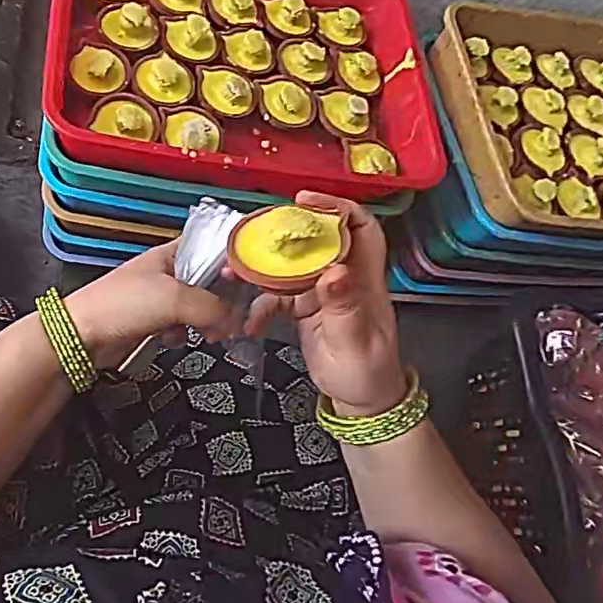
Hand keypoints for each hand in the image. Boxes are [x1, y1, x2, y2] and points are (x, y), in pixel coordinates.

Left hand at [65, 238, 241, 366]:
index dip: (233, 263)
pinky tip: (174, 340)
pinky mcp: (153, 321)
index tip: (249, 282)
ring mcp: (160, 297)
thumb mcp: (175, 298)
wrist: (82, 335)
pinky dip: (183, 335)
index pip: (214, 248)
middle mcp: (168, 272)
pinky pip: (182, 326)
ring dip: (204, 323)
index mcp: (172, 253)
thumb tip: (235, 322)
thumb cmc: (121, 304)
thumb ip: (213, 307)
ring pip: (198, 308)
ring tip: (206, 334)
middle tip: (230, 318)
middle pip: (211, 283)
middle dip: (223, 302)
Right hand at [243, 191, 407, 415]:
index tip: (304, 201)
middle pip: (315, 241)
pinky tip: (248, 322)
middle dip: (285, 235)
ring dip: (262, 270)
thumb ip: (343, 307)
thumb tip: (333, 271)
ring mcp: (321, 293)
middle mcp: (342, 278)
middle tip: (255, 236)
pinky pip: (277, 297)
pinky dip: (260, 306)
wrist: (362, 401)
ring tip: (235, 274)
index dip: (335, 207)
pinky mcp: (304, 309)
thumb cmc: (367, 372)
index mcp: (362, 279)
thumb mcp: (354, 341)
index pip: (358, 228)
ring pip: (291, 267)